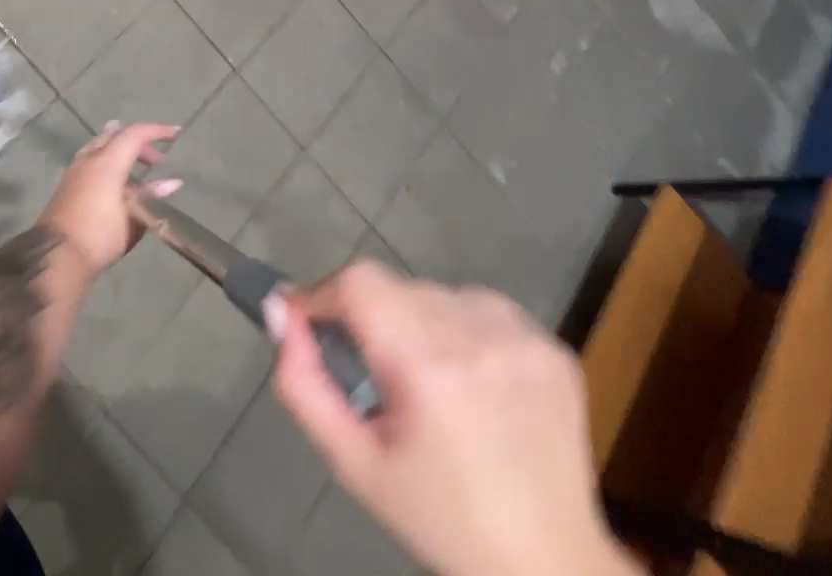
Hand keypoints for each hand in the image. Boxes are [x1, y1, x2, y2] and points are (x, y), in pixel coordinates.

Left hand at [38, 120, 180, 275]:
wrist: (57, 257)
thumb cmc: (100, 236)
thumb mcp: (133, 218)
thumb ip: (151, 197)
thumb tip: (172, 183)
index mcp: (106, 163)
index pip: (134, 135)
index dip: (157, 131)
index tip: (176, 134)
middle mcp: (87, 161)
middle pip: (113, 137)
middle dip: (138, 143)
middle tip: (157, 160)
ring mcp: (73, 173)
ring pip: (98, 148)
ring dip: (120, 153)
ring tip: (137, 168)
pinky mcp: (65, 187)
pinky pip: (90, 163)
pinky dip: (108, 164)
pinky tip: (117, 185)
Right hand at [267, 263, 637, 575]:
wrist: (547, 561)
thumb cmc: (437, 515)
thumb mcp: (350, 461)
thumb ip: (302, 383)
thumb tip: (279, 312)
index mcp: (430, 368)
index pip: (361, 283)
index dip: (323, 295)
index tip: (309, 326)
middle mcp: (482, 338)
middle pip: (395, 287)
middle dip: (365, 316)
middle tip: (365, 370)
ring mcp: (525, 338)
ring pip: (436, 292)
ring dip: (412, 318)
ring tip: (418, 375)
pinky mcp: (552, 346)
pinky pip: (480, 308)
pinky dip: (457, 327)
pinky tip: (463, 377)